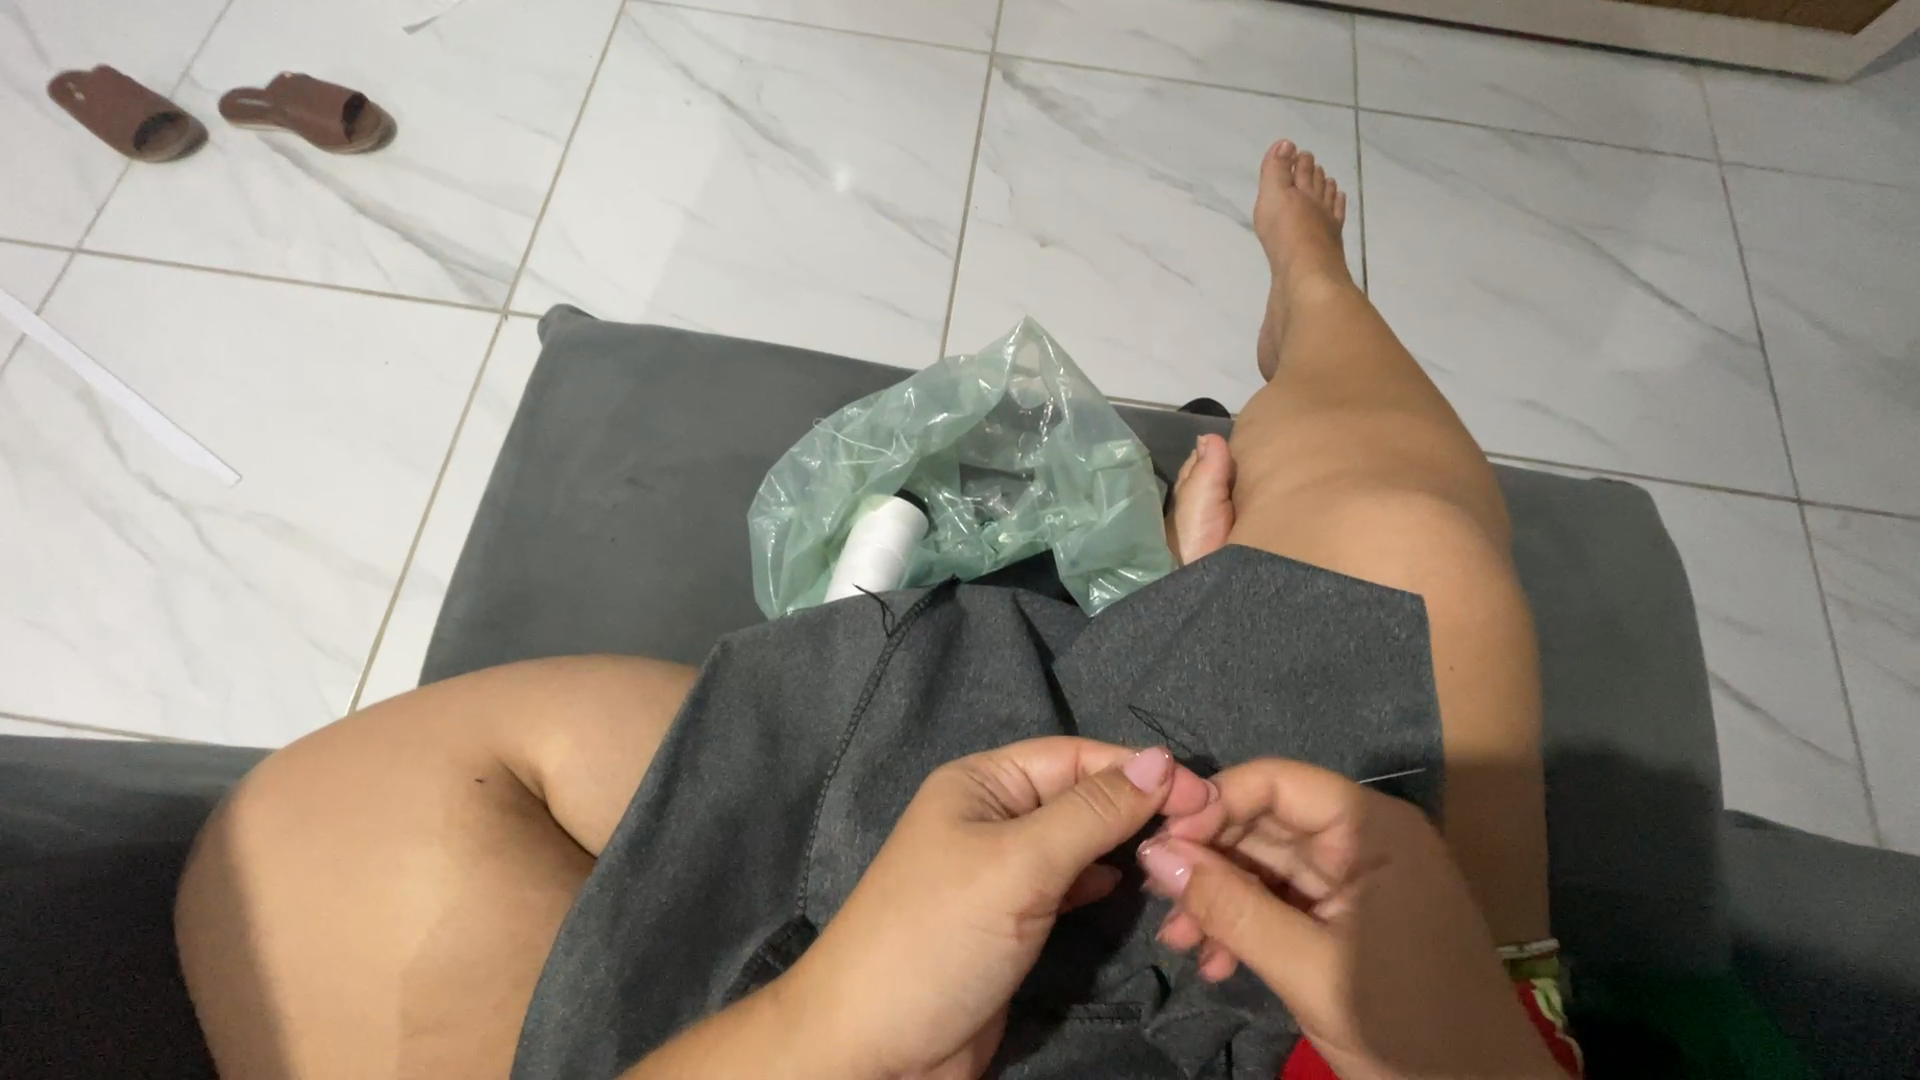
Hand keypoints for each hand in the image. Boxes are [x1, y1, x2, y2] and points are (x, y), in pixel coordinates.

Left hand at [784, 738, 1214, 1078]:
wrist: (873, 1048)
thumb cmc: (941, 935)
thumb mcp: (1019, 864)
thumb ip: (1091, 812)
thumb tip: (1162, 759)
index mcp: (982, 781)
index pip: (1073, 757)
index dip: (1138, 770)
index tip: (1205, 793)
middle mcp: (991, 814)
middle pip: (1078, 796)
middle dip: (1136, 807)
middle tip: (1206, 828)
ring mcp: (1000, 867)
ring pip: (1077, 841)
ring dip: (1125, 844)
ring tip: (1182, 853)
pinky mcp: (1011, 916)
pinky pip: (1067, 882)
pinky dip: (1100, 879)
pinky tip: (1131, 882)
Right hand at [1137, 759, 1560, 1079]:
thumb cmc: (1412, 1033)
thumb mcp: (1311, 969)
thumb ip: (1230, 907)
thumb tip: (1152, 854)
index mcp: (1371, 829)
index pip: (1276, 782)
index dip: (1214, 803)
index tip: (1163, 845)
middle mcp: (1360, 839)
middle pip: (1262, 821)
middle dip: (1207, 859)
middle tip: (1159, 897)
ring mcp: (1352, 878)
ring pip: (1261, 862)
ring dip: (1216, 896)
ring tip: (1178, 940)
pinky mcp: (1342, 915)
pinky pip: (1275, 899)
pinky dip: (1240, 922)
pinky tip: (1211, 959)